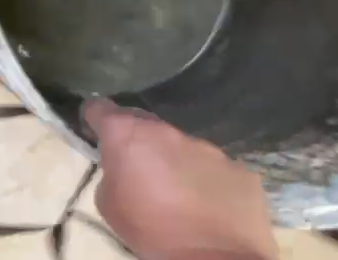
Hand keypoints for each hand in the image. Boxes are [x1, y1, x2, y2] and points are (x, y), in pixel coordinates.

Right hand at [84, 98, 276, 259]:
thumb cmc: (151, 229)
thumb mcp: (107, 200)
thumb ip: (111, 172)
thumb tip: (125, 170)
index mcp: (125, 132)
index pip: (98, 107)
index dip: (94, 121)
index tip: (97, 138)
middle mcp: (165, 131)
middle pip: (144, 123)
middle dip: (139, 141)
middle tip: (142, 170)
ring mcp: (209, 150)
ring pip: (183, 147)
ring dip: (177, 160)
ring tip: (184, 192)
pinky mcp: (243, 173)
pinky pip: (218, 169)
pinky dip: (210, 180)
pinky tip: (213, 205)